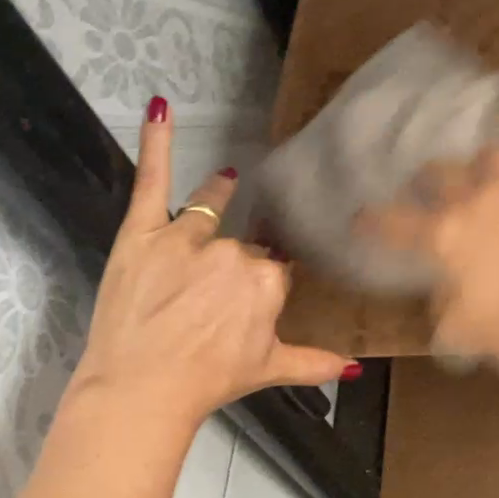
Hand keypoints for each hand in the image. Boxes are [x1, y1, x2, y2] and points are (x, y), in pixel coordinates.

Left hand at [68, 101, 352, 427]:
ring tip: (229, 178)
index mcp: (267, 281)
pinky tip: (160, 108)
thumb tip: (356, 368)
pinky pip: (153, 183)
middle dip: (237, 263)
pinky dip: (157, 144)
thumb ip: (315, 362)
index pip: (273, 269)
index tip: (254, 298)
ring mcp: (187, 238)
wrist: (143, 389)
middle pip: (243, 246)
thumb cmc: (211, 380)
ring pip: (210, 210)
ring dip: (221, 194)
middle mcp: (233, 253)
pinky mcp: (143, 233)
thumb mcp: (269, 369)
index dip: (264, 284)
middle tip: (217, 294)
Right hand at [364, 148, 498, 363]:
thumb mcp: (467, 333)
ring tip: (490, 176)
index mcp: (446, 236)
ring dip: (484, 164)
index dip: (371, 220)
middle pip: (439, 171)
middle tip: (428, 185)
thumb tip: (446, 295)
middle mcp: (476, 200)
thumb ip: (445, 310)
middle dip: (426, 177)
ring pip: (492, 154)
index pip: (394, 223)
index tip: (360, 217)